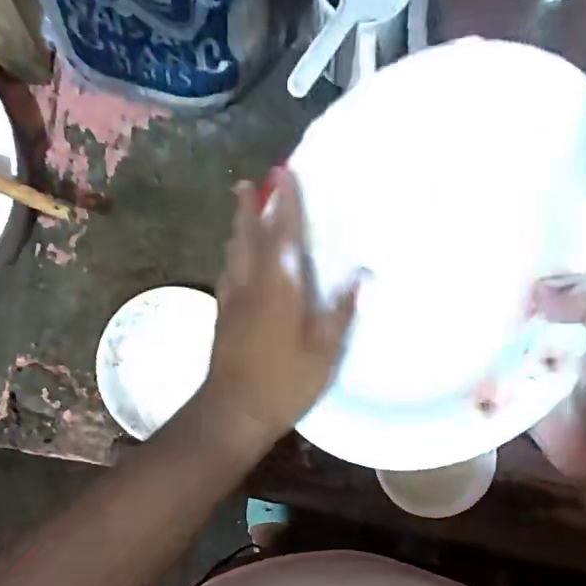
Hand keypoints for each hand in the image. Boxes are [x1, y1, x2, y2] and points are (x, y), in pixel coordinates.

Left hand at [193, 168, 358, 451]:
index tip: (284, 172)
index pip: (282, 235)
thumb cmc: (283, 384)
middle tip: (249, 182)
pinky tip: (233, 262)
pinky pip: (227, 275)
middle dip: (249, 207)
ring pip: (233, 255)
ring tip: (240, 210)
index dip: (285, 204)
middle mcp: (251, 287)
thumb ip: (342, 312)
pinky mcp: (222, 321)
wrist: (232, 413)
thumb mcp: (324, 353)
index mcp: (279, 289)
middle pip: (247, 238)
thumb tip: (363, 274)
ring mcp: (232, 303)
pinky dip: (232, 258)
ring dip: (237, 229)